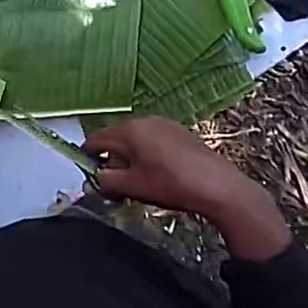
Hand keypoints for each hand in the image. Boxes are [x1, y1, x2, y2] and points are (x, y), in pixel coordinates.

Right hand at [82, 118, 291, 260]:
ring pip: (136, 139)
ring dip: (130, 157)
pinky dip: (147, 153)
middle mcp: (144, 120)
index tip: (90, 175)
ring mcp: (165, 124)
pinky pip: (153, 140)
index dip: (88, 157)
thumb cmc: (170, 184)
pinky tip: (158, 173)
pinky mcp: (181, 132)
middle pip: (116, 138)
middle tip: (115, 184)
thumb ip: (107, 181)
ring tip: (137, 181)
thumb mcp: (132, 186)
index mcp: (129, 130)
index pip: (96, 139)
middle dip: (111, 159)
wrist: (219, 187)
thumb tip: (96, 179)